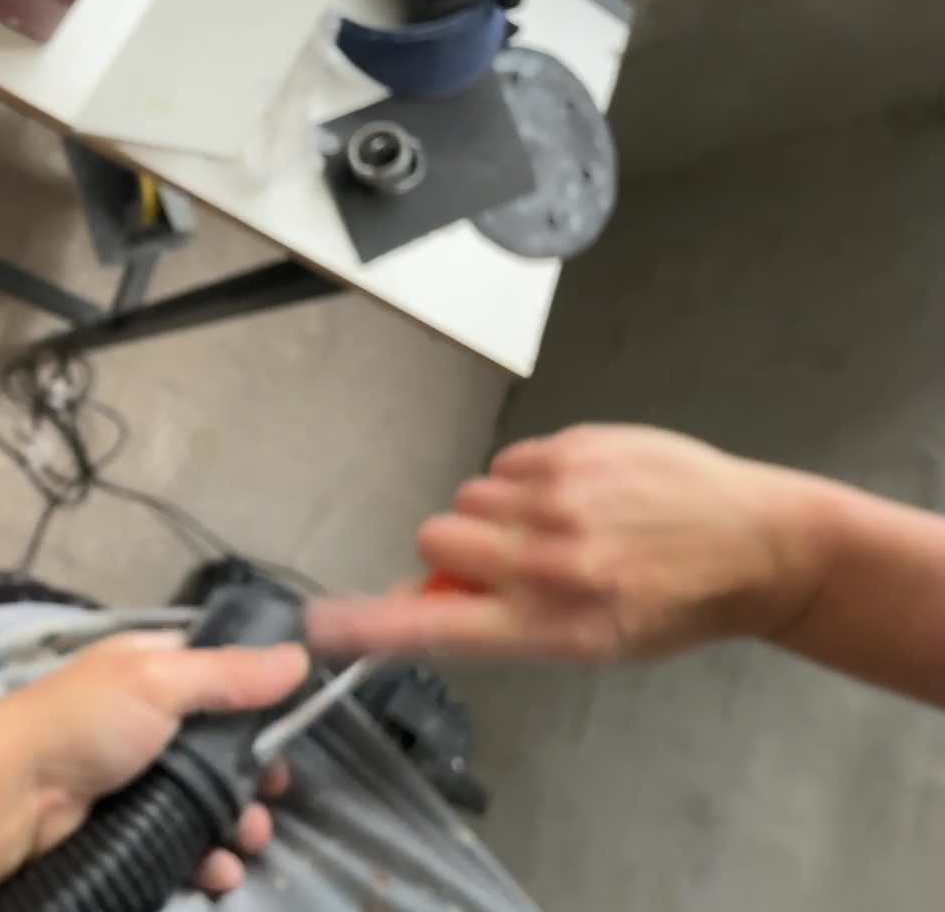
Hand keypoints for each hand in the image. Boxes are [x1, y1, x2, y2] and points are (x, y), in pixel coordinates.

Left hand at [0, 632, 307, 892]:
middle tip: (273, 790)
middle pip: (225, 743)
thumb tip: (299, 654)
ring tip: (249, 836)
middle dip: (256, 772)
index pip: (221, 673)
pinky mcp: (137, 821)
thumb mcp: (159, 680)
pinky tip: (219, 869)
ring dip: (242, 821)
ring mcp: (145, 772)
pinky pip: (189, 838)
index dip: (259, 697)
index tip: (291, 724)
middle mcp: (154, 715)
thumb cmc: (90, 718)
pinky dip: (211, 856)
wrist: (18, 793)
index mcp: (155, 667)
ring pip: (214, 797)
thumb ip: (228, 673)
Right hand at [307, 425, 831, 661]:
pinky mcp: (571, 451)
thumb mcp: (585, 636)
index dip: (372, 625)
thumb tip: (403, 601)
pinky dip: (525, 480)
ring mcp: (562, 500)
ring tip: (556, 521)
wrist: (765, 545)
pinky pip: (502, 465)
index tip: (323, 624)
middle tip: (502, 553)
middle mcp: (553, 562)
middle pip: (434, 535)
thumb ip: (491, 617)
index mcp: (555, 623)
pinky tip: (575, 493)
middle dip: (455, 544)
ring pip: (467, 497)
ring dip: (495, 512)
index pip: (439, 627)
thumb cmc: (671, 603)